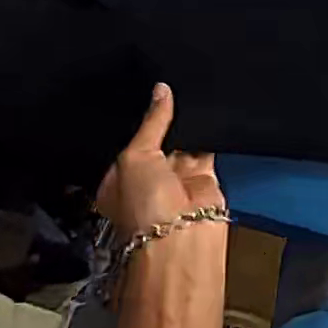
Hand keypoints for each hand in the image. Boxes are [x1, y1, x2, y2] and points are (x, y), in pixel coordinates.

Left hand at [95, 83, 224, 239]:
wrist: (180, 237)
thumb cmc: (142, 208)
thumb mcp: (135, 155)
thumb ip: (152, 121)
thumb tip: (161, 90)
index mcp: (119, 179)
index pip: (129, 141)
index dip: (138, 119)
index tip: (147, 92)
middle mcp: (148, 180)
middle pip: (158, 140)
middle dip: (165, 121)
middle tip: (169, 93)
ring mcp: (177, 180)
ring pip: (183, 142)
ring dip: (188, 127)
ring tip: (189, 99)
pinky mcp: (204, 178)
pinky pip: (206, 148)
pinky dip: (208, 134)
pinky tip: (207, 114)